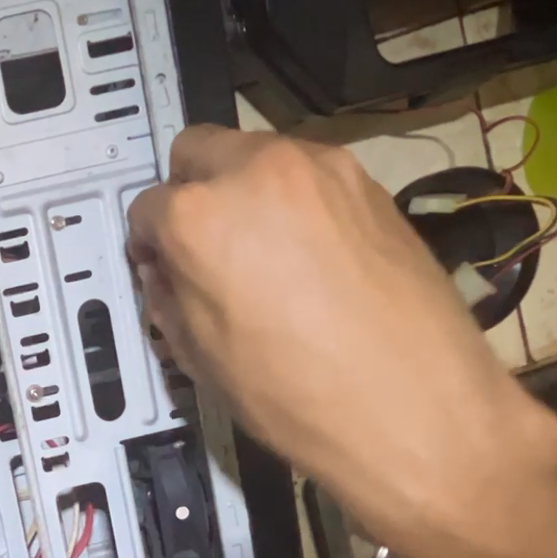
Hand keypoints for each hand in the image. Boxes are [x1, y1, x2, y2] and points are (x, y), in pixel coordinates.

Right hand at [128, 126, 556, 557]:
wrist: (411, 407)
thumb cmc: (288, 391)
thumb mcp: (197, 353)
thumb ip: (168, 295)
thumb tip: (166, 272)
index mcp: (197, 217)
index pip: (146, 208)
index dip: (148, 244)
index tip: (162, 270)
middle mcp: (255, 172)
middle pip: (196, 150)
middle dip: (188, 192)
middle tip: (204, 248)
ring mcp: (320, 168)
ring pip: (255, 156)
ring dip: (242, 192)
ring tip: (263, 257)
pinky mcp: (369, 182)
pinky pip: (306, 176)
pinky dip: (292, 203)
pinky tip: (309, 259)